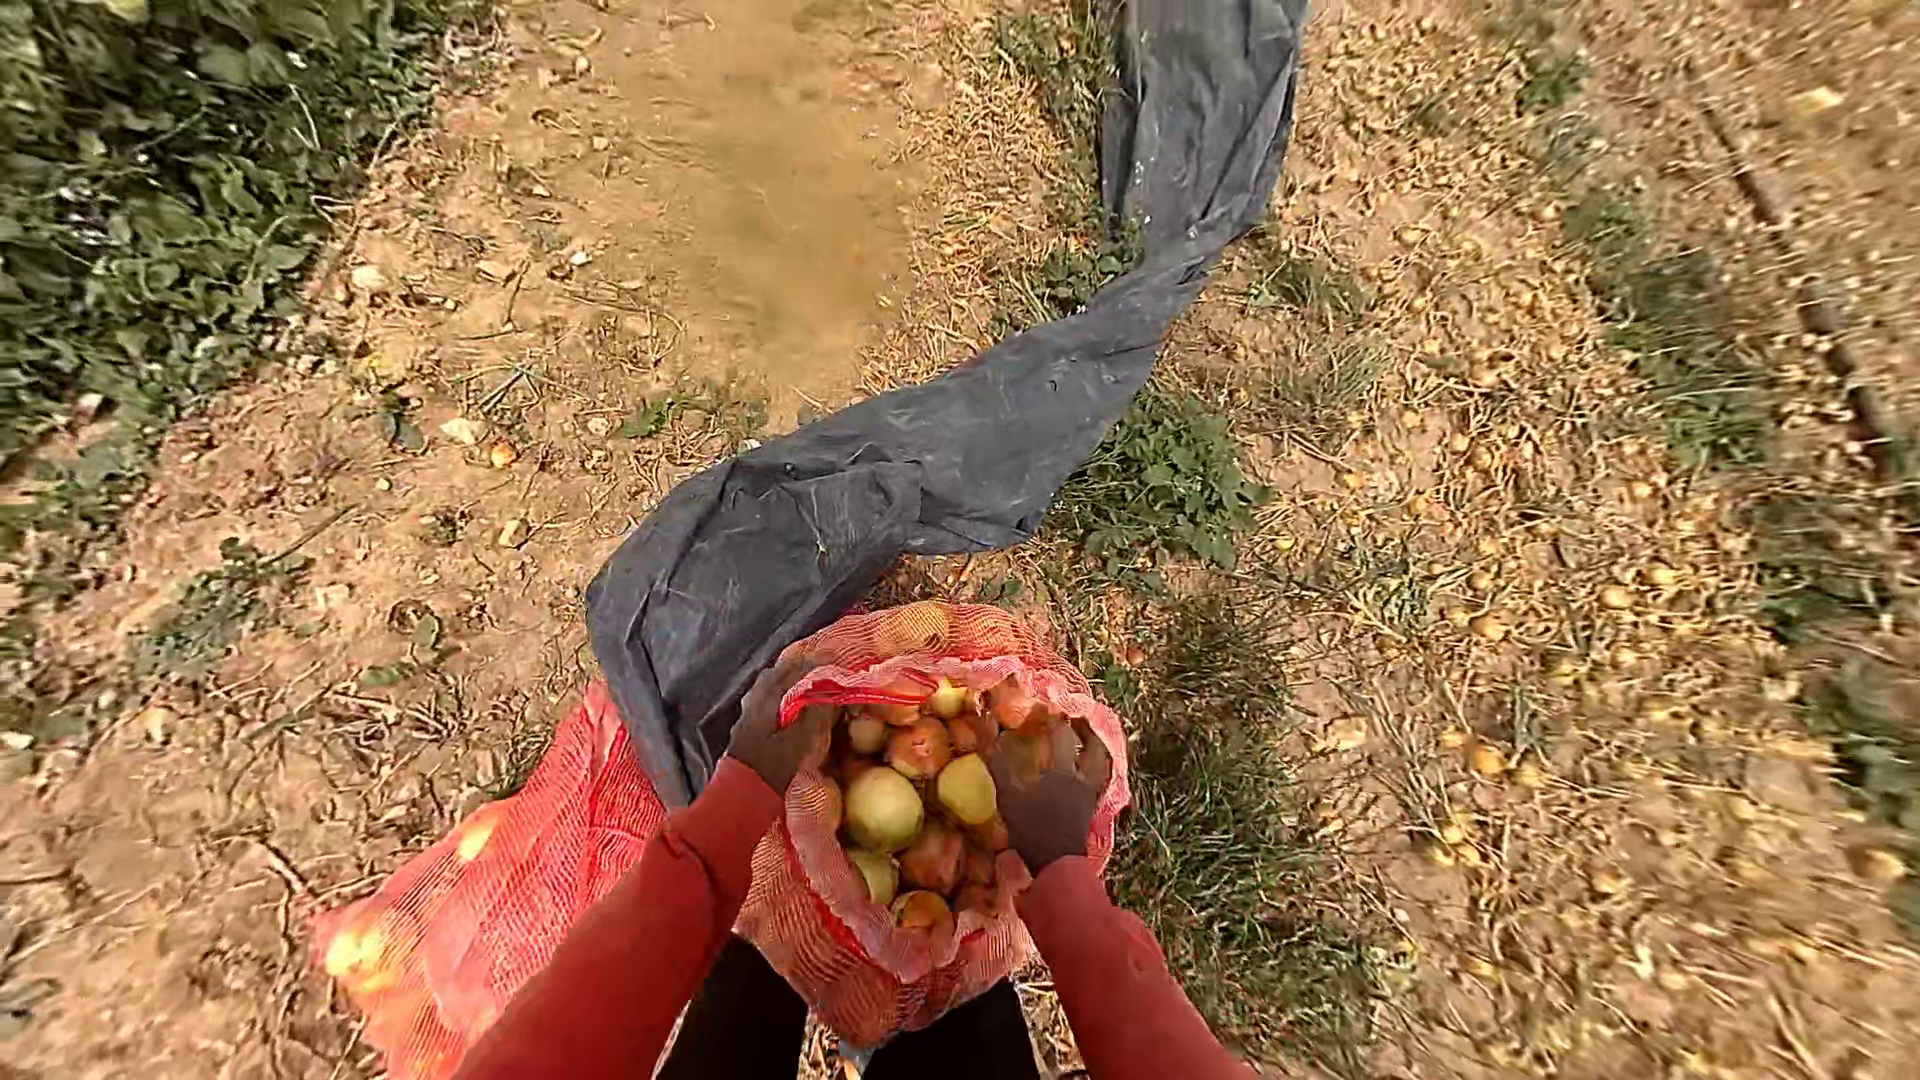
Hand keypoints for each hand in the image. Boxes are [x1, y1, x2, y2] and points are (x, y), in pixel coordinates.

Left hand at [726, 652, 830, 794]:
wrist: (740, 797)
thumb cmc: (770, 766)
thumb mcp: (798, 741)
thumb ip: (812, 714)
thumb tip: (827, 694)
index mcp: (765, 700)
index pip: (789, 671)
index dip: (812, 663)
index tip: (831, 657)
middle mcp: (753, 702)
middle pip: (774, 675)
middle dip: (797, 667)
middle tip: (818, 667)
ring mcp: (747, 715)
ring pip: (768, 687)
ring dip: (787, 680)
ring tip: (807, 683)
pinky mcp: (747, 728)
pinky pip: (765, 699)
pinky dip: (781, 694)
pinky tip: (791, 705)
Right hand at [983, 717, 1110, 873]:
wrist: (1057, 866)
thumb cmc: (1031, 828)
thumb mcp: (1009, 794)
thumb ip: (997, 761)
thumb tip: (983, 728)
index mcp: (1064, 770)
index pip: (1063, 733)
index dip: (1053, 716)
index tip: (1043, 706)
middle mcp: (1083, 778)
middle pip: (1094, 745)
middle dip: (1085, 728)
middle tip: (1074, 717)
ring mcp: (1091, 794)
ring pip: (1103, 763)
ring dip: (1096, 746)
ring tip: (1086, 737)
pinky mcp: (1092, 808)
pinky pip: (1101, 779)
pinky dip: (1097, 766)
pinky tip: (1087, 767)